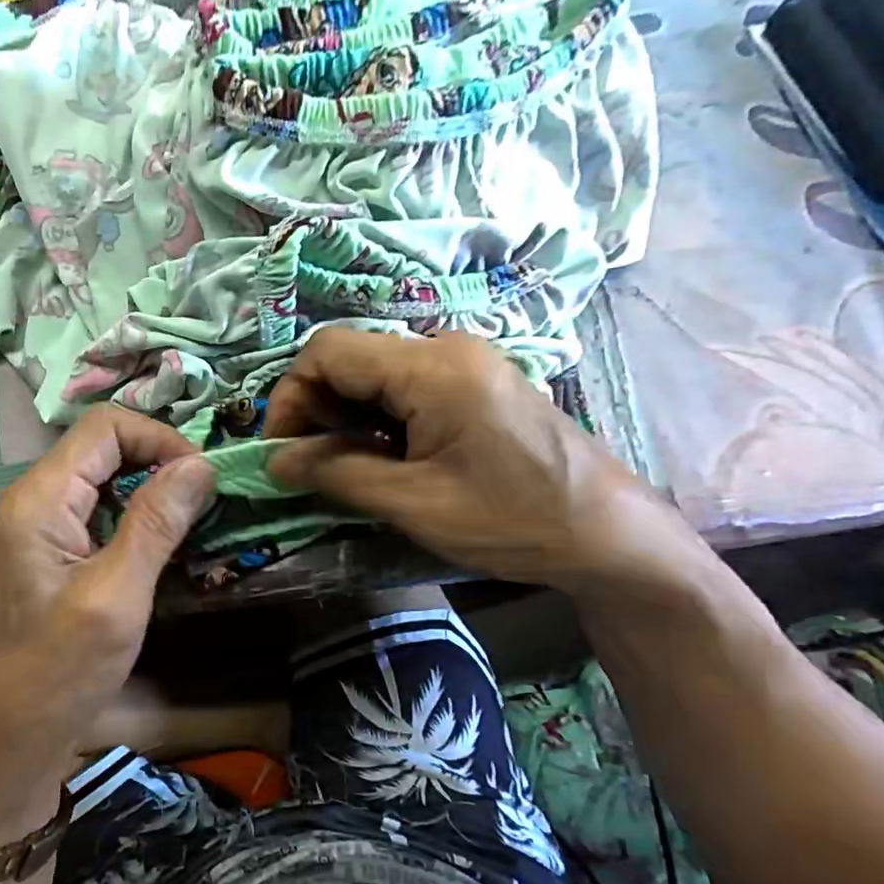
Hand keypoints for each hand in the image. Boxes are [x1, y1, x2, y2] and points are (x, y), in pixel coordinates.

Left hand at [0, 407, 217, 844]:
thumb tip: (201, 462)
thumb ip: (156, 523)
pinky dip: (137, 516)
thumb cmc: (63, 669)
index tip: (202, 478)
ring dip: (152, 490)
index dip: (160, 438)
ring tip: (193, 523)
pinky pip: (100, 510)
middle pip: (105, 446)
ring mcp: (41, 524)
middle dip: (160, 462)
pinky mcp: (54, 550)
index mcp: (40, 498)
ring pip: (106, 477)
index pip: (106, 427)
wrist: (17, 731)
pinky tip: (164, 545)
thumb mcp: (117, 595)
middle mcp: (34, 498)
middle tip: (206, 501)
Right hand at [264, 325, 710, 595]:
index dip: (289, 397)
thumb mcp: (412, 503)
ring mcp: (463, 365)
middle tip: (307, 468)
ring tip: (343, 470)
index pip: (327, 352)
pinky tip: (381, 461)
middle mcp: (445, 349)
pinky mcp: (472, 386)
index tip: (281, 451)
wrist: (609, 534)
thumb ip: (335, 474)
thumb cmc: (512, 520)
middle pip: (348, 359)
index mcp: (432, 367)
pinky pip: (402, 390)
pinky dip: (375, 422)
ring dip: (343, 419)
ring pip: (372, 376)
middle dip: (313, 410)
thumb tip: (274, 461)